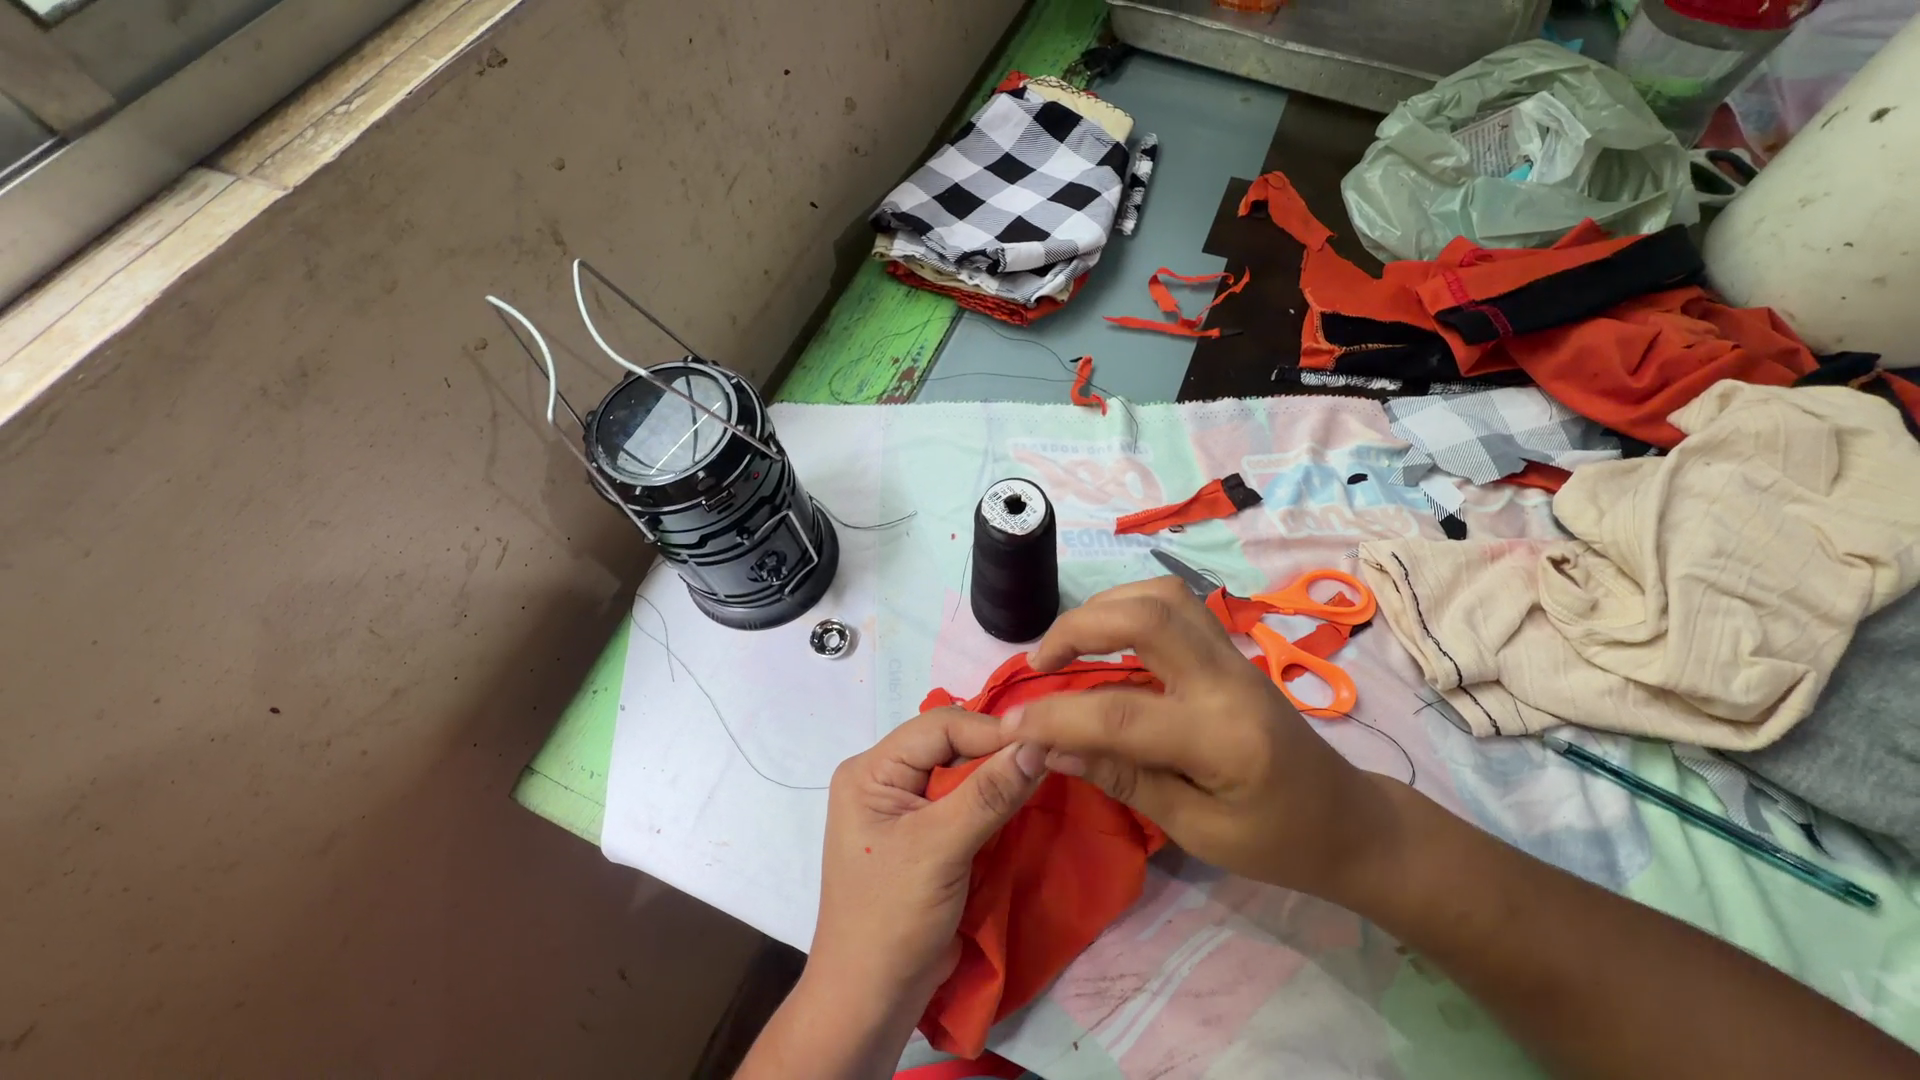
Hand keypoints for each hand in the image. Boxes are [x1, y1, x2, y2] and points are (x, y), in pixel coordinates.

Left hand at [807, 707, 1047, 1011]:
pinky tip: (1022, 801)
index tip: (1044, 741)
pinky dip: (992, 801)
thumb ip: (989, 794)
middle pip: (949, 745)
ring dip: (998, 775)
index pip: (938, 728)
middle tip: (1049, 754)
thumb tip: (1036, 743)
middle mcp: (883, 780)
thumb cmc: (893, 918)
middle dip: (996, 750)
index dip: (991, 731)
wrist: (870, 999)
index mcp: (869, 771)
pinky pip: (962, 802)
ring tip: (1044, 771)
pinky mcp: (923, 836)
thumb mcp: (941, 850)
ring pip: (959, 773)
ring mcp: (902, 809)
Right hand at [1007, 577, 1399, 900]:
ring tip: (1067, 646)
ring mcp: (1234, 657)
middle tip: (1039, 663)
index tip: (1009, 726)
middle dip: (1079, 627)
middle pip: (1149, 615)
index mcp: (1224, 738)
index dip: (1055, 718)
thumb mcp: (1195, 831)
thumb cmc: (1276, 842)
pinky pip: (1176, 606)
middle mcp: (1230, 680)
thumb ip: (1123, 779)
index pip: (1121, 715)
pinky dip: (1128, 609)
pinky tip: (1107, 640)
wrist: (1347, 823)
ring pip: (1164, 595)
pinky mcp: (1230, 652)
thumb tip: (1049, 747)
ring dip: (1104, 607)